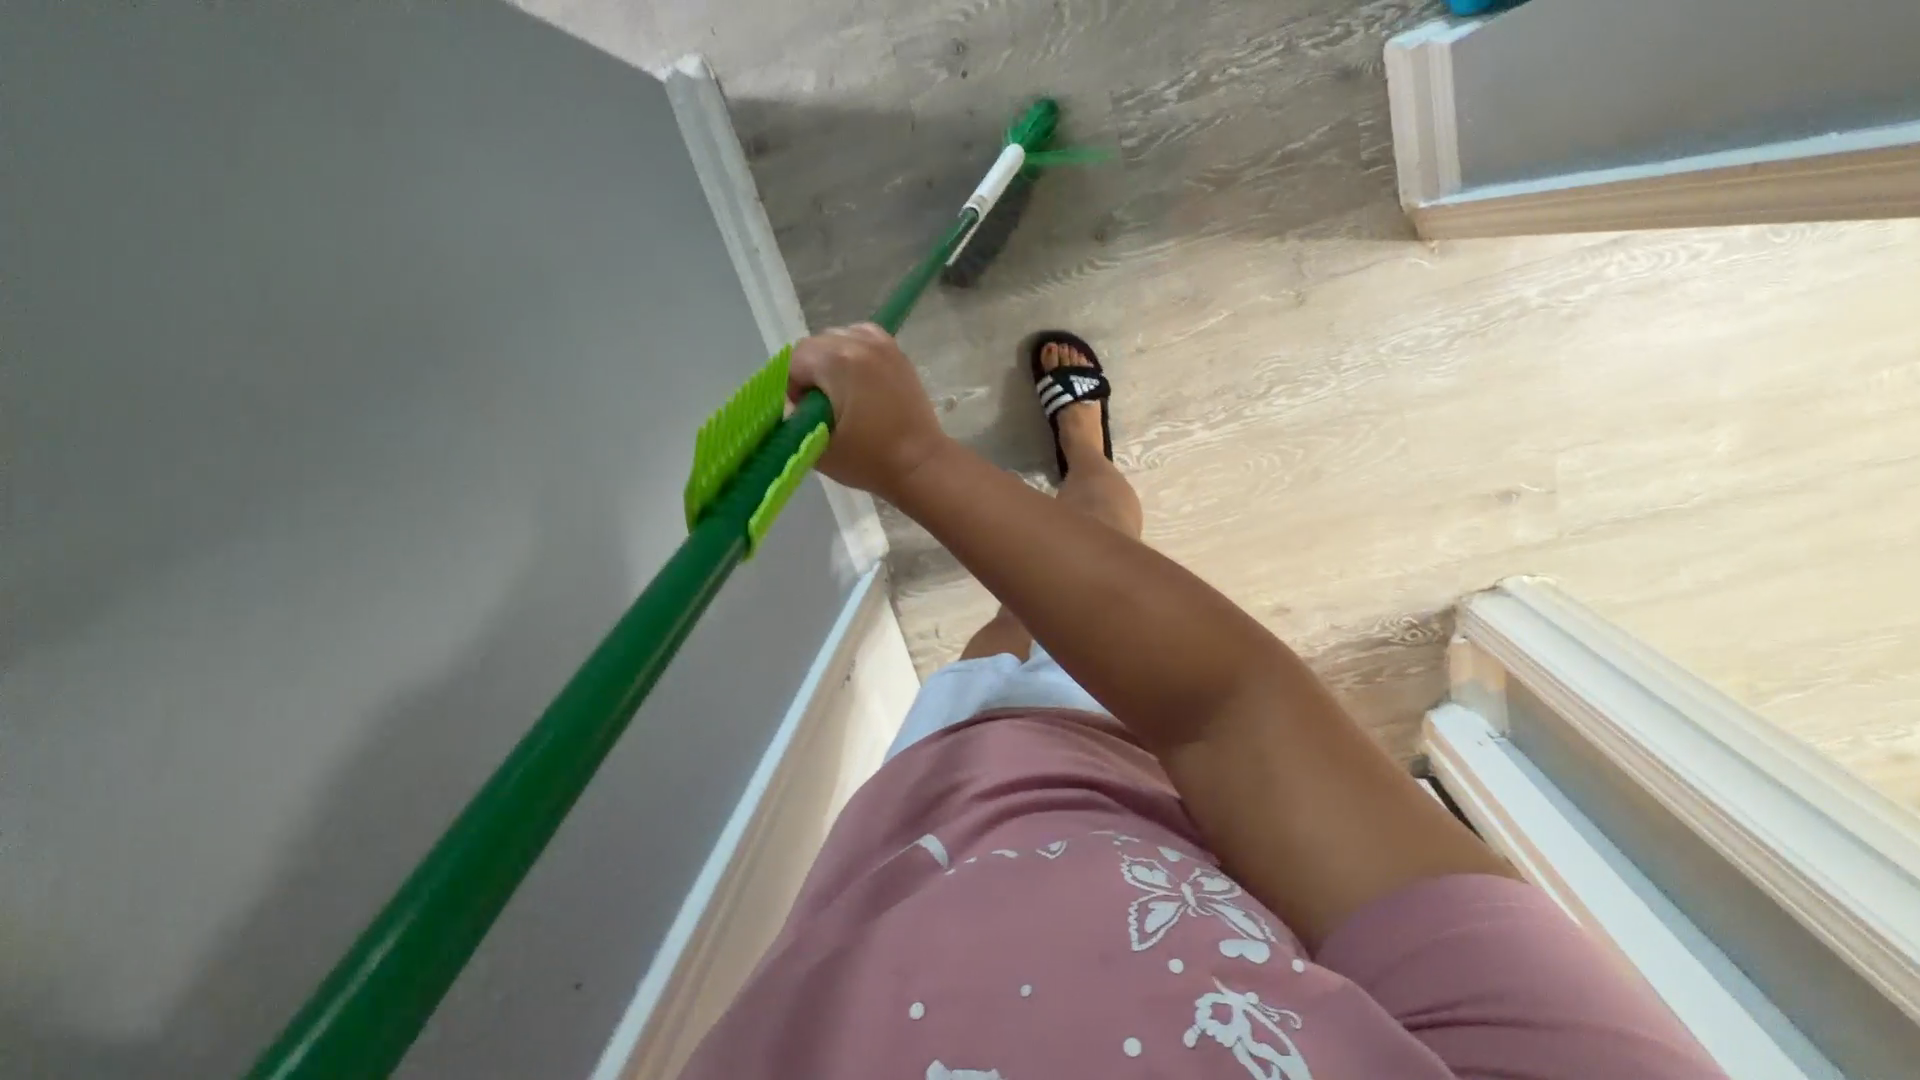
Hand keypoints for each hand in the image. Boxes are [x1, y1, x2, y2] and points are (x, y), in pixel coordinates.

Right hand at [788, 323, 951, 498]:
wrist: (920, 464)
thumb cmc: (868, 459)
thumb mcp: (817, 445)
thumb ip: (795, 421)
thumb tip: (794, 406)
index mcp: (838, 361)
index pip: (795, 360)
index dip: (792, 387)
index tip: (805, 413)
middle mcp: (860, 342)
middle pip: (816, 344)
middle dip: (810, 372)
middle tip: (820, 405)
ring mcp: (883, 345)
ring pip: (839, 337)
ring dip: (831, 360)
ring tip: (839, 391)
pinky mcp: (898, 354)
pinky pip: (864, 339)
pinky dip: (854, 352)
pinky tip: (857, 378)